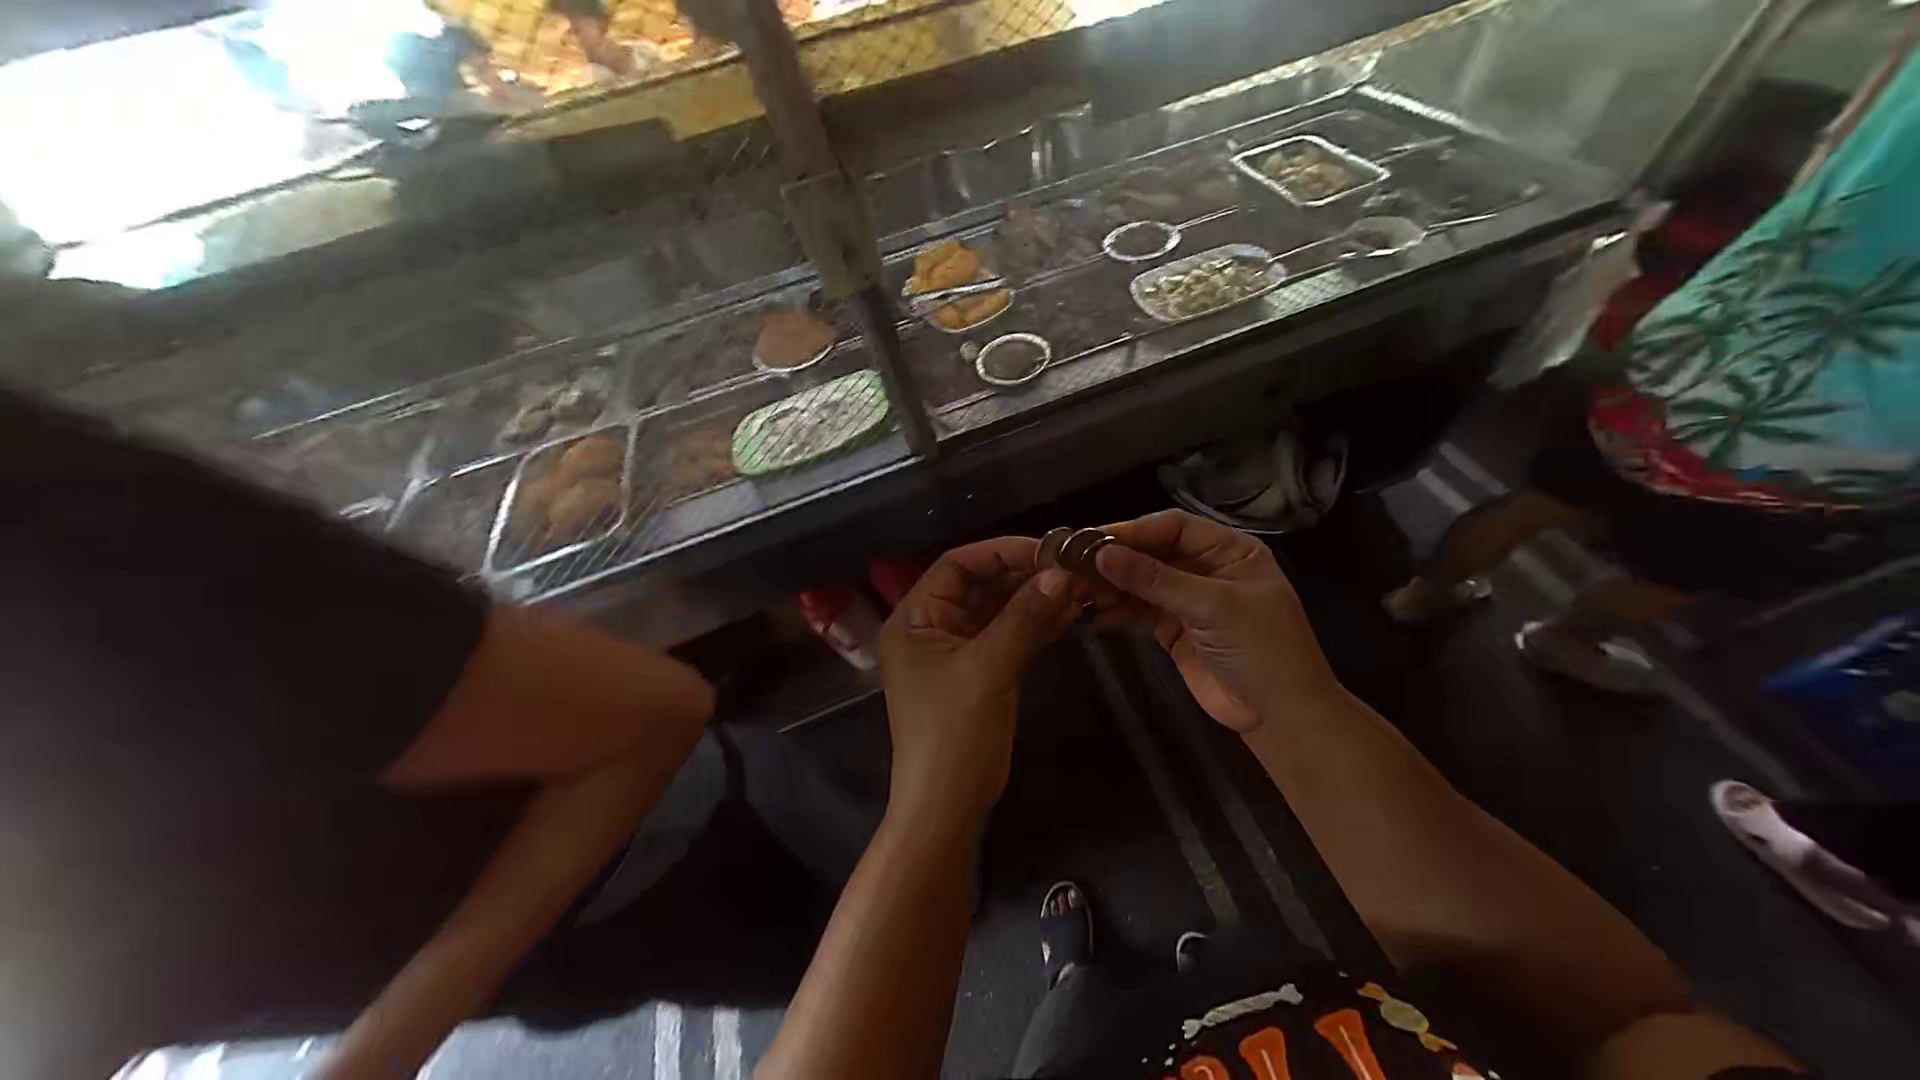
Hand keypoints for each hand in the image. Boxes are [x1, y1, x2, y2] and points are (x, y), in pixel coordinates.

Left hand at [880, 537, 1076, 820]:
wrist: (948, 802)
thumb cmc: (955, 731)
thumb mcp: (989, 668)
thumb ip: (1023, 617)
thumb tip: (1060, 572)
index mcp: (916, 617)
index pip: (956, 565)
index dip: (1001, 552)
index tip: (1048, 551)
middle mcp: (932, 626)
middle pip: (980, 585)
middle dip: (1024, 576)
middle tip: (1070, 569)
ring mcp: (957, 650)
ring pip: (998, 611)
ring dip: (1034, 600)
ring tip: (1077, 590)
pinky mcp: (980, 671)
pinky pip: (1007, 637)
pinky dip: (1034, 627)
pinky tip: (1068, 616)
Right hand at [1092, 510, 1337, 731]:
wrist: (1278, 714)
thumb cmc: (1261, 648)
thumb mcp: (1212, 606)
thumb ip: (1155, 579)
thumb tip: (1102, 554)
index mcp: (1228, 550)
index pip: (1175, 527)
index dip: (1135, 530)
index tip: (1094, 540)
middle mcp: (1205, 568)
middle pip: (1152, 552)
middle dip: (1115, 559)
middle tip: (1073, 563)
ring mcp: (1186, 600)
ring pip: (1139, 582)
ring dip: (1109, 585)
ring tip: (1073, 589)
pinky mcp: (1170, 628)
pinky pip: (1136, 611)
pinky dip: (1114, 611)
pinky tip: (1088, 611)